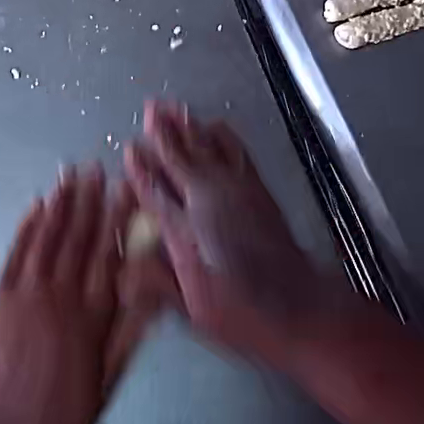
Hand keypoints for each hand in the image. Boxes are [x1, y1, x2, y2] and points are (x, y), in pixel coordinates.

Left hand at [0, 167, 124, 423]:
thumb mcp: (105, 386)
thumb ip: (128, 334)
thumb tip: (152, 290)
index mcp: (91, 317)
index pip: (110, 253)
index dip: (118, 218)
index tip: (126, 188)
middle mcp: (59, 297)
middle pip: (79, 238)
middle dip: (90, 200)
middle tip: (97, 168)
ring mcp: (24, 297)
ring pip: (48, 239)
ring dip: (60, 204)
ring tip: (71, 175)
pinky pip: (14, 255)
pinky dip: (26, 228)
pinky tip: (36, 206)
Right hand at [123, 100, 346, 367]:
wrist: (295, 305)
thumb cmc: (240, 315)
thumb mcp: (192, 309)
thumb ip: (160, 282)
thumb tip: (127, 268)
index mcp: (184, 232)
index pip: (155, 192)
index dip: (141, 169)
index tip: (129, 149)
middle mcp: (207, 201)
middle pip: (179, 158)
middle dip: (163, 132)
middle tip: (151, 109)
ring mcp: (234, 189)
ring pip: (206, 147)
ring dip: (189, 126)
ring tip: (174, 107)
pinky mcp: (256, 187)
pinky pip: (235, 151)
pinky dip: (222, 135)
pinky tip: (214, 125)